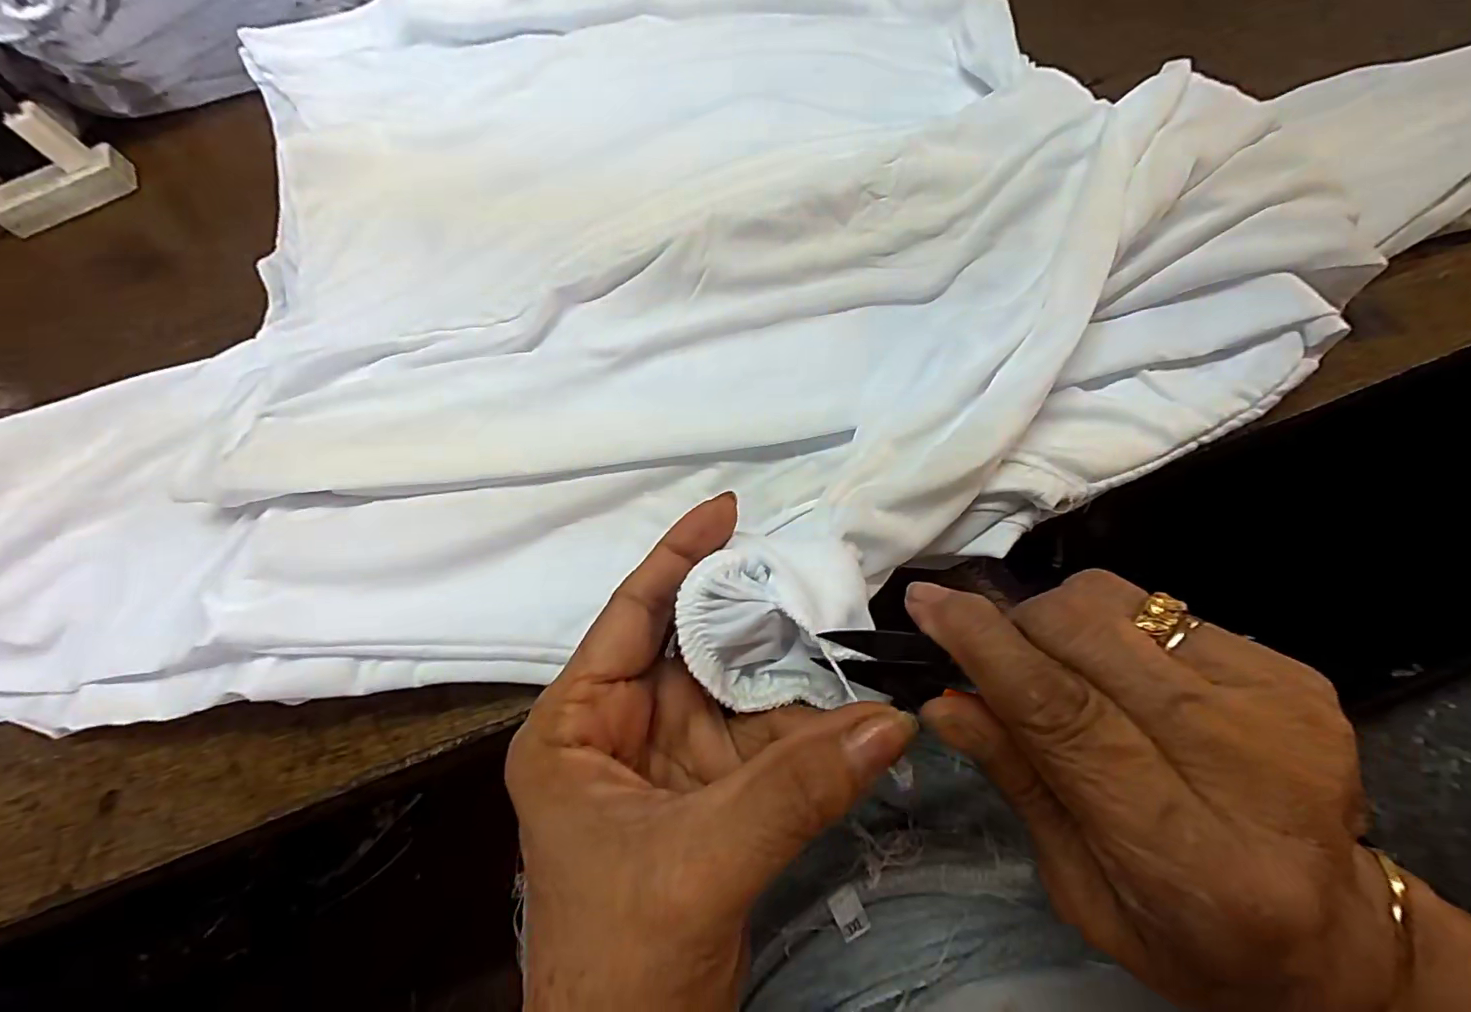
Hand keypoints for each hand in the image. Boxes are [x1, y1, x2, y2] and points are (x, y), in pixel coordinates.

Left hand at [506, 494, 917, 1010]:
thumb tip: (892, 723)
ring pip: (743, 687)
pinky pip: (771, 733)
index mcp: (578, 727)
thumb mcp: (698, 865)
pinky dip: (812, 718)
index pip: (632, 616)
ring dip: (794, 665)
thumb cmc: (621, 961)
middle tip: (815, 570)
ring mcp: (677, 758)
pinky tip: (854, 700)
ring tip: (848, 626)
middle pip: (698, 644)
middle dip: (754, 608)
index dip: (679, 556)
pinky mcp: (720, 789)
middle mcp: (626, 728)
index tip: (728, 508)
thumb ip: (795, 789)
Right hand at [907, 572, 1401, 1011]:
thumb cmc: (1190, 938)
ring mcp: (1279, 703)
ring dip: (1064, 619)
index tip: (927, 602)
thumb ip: (1019, 780)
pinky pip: (1161, 605)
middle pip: (1089, 634)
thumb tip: (945, 699)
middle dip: (1017, 623)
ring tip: (1067, 667)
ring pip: (1120, 600)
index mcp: (1189, 854)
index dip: (986, 647)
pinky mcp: (1294, 668)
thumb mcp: (1081, 890)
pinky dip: (1118, 628)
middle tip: (998, 652)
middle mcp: (1246, 764)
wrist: (1337, 936)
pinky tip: (1132, 676)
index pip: (1064, 714)